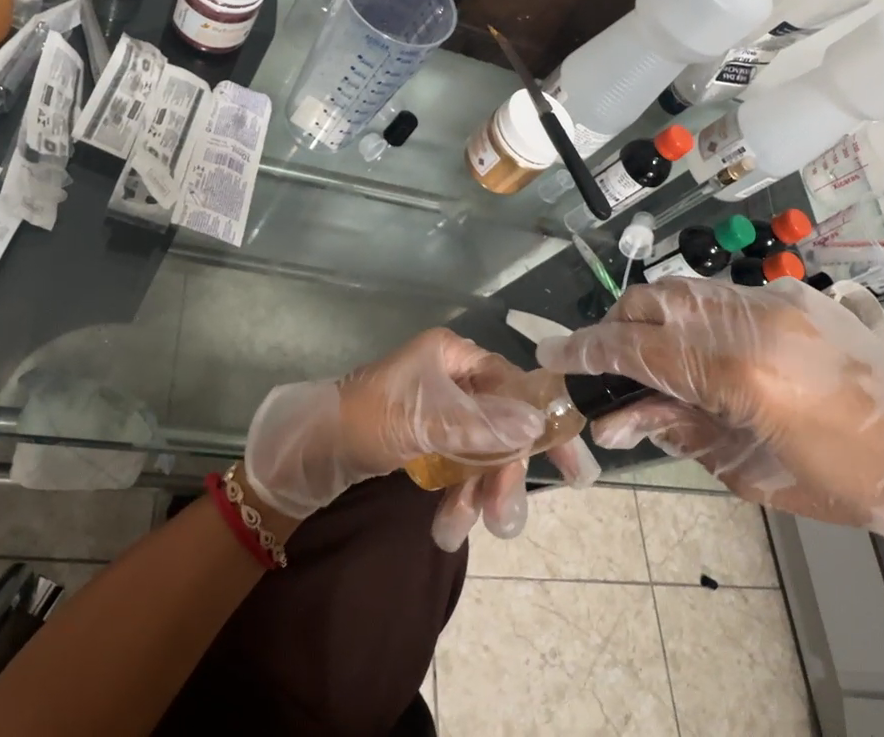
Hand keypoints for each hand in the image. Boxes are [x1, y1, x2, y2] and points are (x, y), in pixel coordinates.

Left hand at [243, 329, 589, 548]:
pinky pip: (459, 463)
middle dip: (502, 473)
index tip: (572, 469)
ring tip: (461, 528)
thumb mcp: (425, 421)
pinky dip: (458, 492)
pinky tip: (450, 524)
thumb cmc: (365, 420)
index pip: (515, 385)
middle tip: (504, 519)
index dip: (544, 427)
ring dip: (478, 491)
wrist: (310, 448)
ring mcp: (441, 408)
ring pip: (481, 449)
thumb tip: (538, 425)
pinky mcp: (428, 436)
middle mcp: (452, 375)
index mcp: (452, 355)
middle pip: (501, 424)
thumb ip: (482, 424)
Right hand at [537, 277, 883, 657]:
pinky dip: (694, 315)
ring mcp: (778, 300)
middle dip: (616, 329)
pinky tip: (705, 350)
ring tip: (653, 358)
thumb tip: (610, 419)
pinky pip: (721, 294)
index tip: (551, 355)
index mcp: (742, 375)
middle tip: (607, 366)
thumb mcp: (745, 471)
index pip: (639, 348)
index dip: (586, 350)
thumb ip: (674, 430)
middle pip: (652, 301)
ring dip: (652, 318)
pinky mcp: (796, 295)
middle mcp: (755, 321)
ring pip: (683, 288)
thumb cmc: (843, 485)